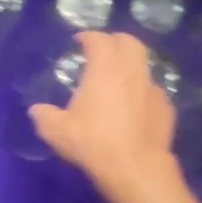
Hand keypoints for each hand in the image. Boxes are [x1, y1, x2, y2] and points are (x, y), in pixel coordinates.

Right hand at [28, 30, 177, 190]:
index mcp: (104, 70)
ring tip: (118, 77)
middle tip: (104, 48)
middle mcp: (131, 71)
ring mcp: (152, 87)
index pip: (99, 40)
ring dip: (130, 64)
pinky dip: (140, 90)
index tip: (80, 40)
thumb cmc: (92, 142)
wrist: (134, 166)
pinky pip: (151, 90)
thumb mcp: (56, 131)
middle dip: (115, 40)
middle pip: (129, 42)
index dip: (88, 36)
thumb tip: (36, 110)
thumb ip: (44, 116)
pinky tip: (133, 105)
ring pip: (143, 64)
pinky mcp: (165, 106)